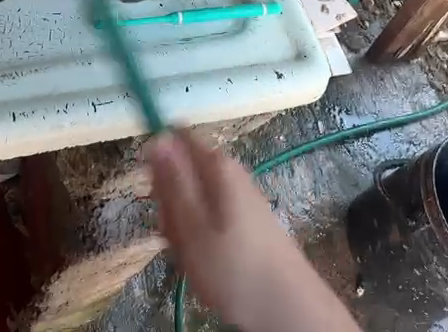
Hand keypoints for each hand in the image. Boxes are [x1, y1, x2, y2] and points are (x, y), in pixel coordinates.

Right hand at [146, 130, 358, 331]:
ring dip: (186, 227)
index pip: (174, 138)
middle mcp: (230, 172)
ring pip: (195, 200)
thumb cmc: (235, 268)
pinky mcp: (248, 220)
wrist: (292, 310)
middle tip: (178, 237)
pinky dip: (204, 239)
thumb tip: (157, 137)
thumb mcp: (191, 225)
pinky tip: (211, 265)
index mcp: (215, 165)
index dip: (158, 163)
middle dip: (172, 204)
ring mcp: (241, 196)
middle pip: (184, 172)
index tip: (156, 196)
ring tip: (195, 257)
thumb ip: (171, 180)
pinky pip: (212, 218)